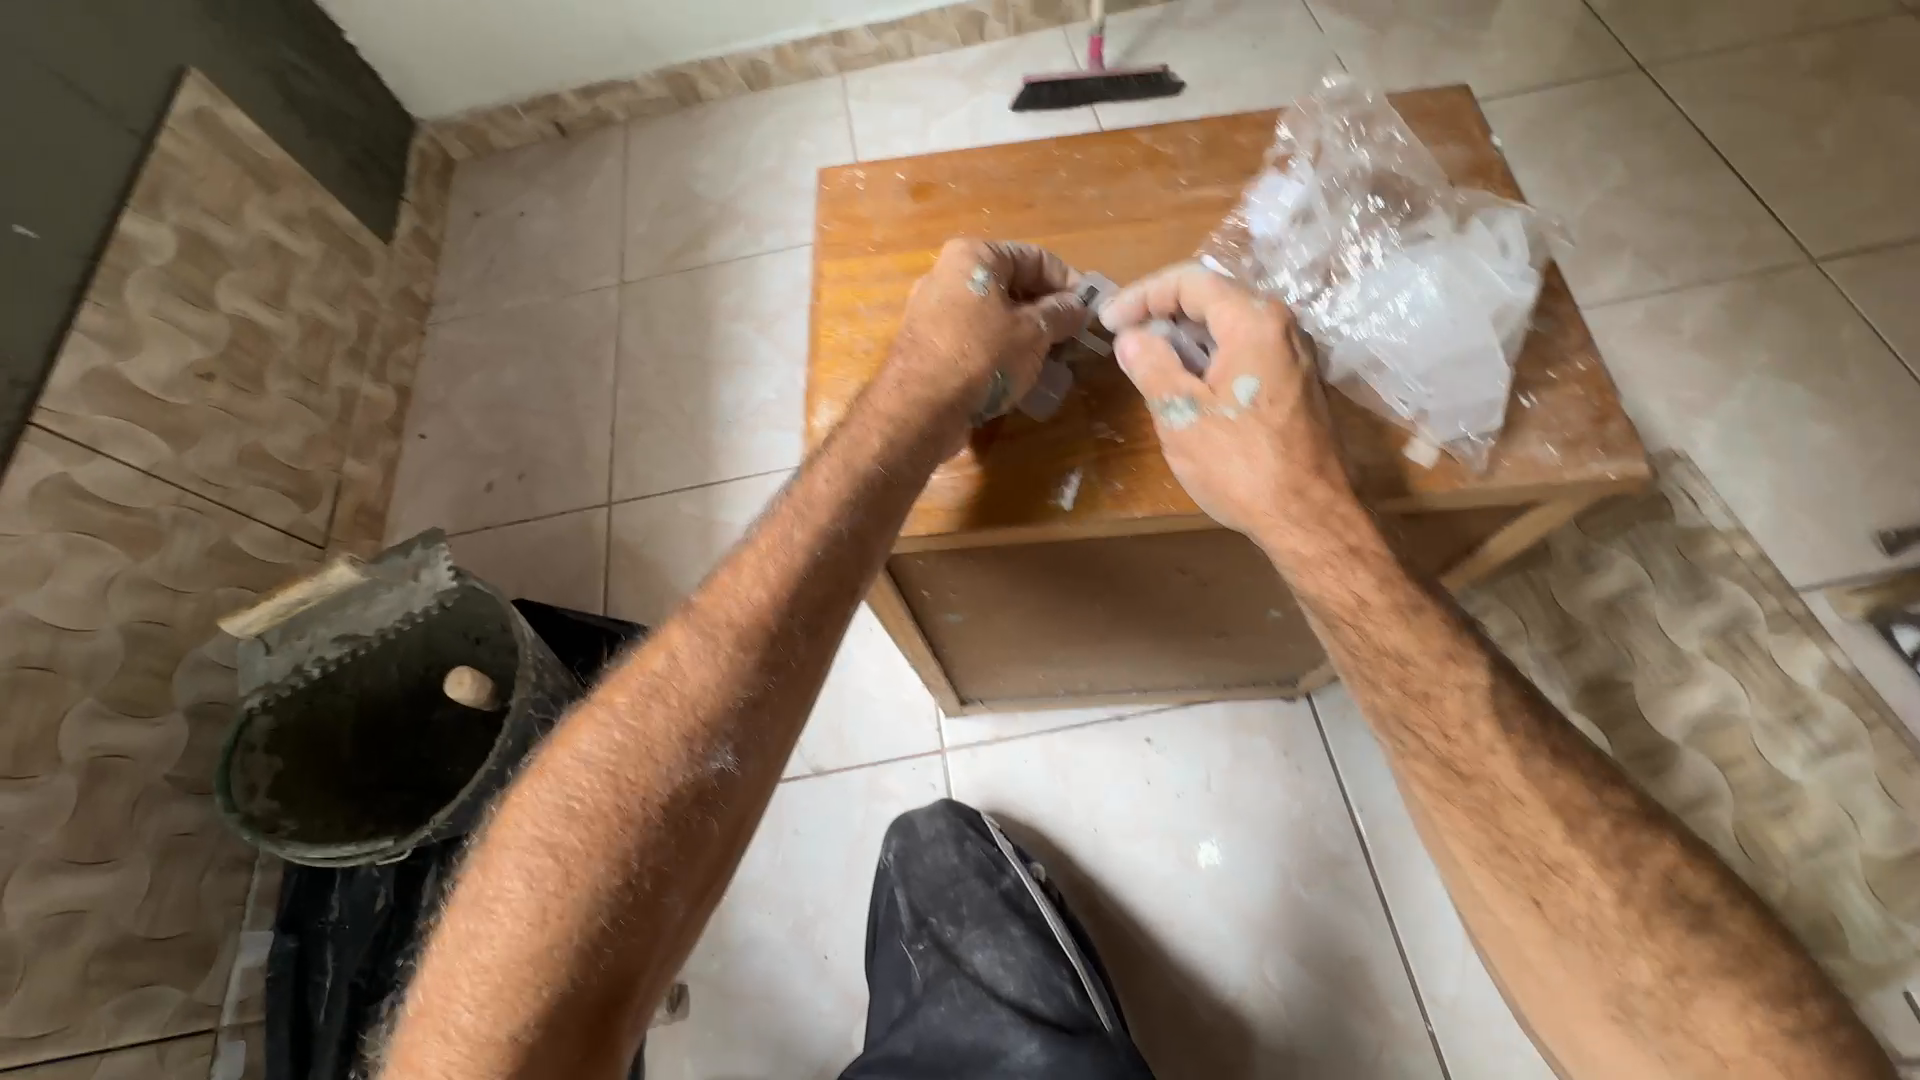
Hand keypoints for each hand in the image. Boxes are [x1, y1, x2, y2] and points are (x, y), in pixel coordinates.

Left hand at [885, 239, 1087, 425]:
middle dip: (1046, 311)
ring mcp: (933, 312)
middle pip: (1012, 286)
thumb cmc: (981, 356)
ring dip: (1026, 334)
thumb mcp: (1032, 333)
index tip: (1089, 310)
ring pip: (994, 316)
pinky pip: (975, 339)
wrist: (920, 409)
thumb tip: (1078, 307)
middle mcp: (947, 275)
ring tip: (1052, 359)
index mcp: (973, 256)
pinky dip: (1000, 351)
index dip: (1068, 283)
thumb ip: (1060, 314)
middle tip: (1073, 338)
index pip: (1035, 258)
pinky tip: (1019, 374)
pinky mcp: (929, 346)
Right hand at [1101, 263, 1357, 547]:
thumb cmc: (1241, 465)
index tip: (1107, 322)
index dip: (1141, 296)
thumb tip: (1131, 338)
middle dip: (1162, 316)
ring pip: (1229, 328)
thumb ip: (1151, 366)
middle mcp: (1282, 326)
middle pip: (1212, 299)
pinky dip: (1209, 360)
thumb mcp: (1182, 416)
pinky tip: (1187, 389)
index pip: (1189, 282)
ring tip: (1147, 366)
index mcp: (1254, 321)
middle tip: (1124, 342)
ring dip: (1184, 341)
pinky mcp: (1296, 385)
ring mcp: (1295, 356)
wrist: (1308, 518)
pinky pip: (1245, 353)